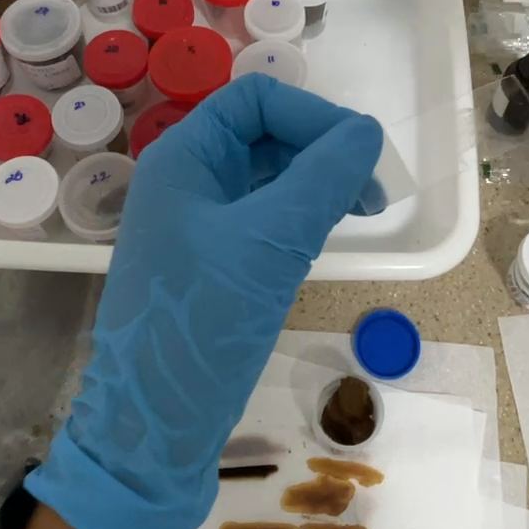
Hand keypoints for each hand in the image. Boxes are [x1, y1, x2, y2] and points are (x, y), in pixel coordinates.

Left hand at [23, 74, 382, 528]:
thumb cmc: (203, 321)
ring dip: (320, 181)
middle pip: (267, 132)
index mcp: (186, 157)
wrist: (154, 426)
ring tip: (365, 208)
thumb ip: (323, 177)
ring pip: (271, 173)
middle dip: (323, 150)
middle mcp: (190, 177)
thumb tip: (367, 133)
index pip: (258, 101)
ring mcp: (201, 219)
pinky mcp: (216, 256)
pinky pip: (267, 212)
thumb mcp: (270, 241)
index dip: (313, 116)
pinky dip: (304, 212)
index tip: (361, 155)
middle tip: (374, 190)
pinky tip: (330, 230)